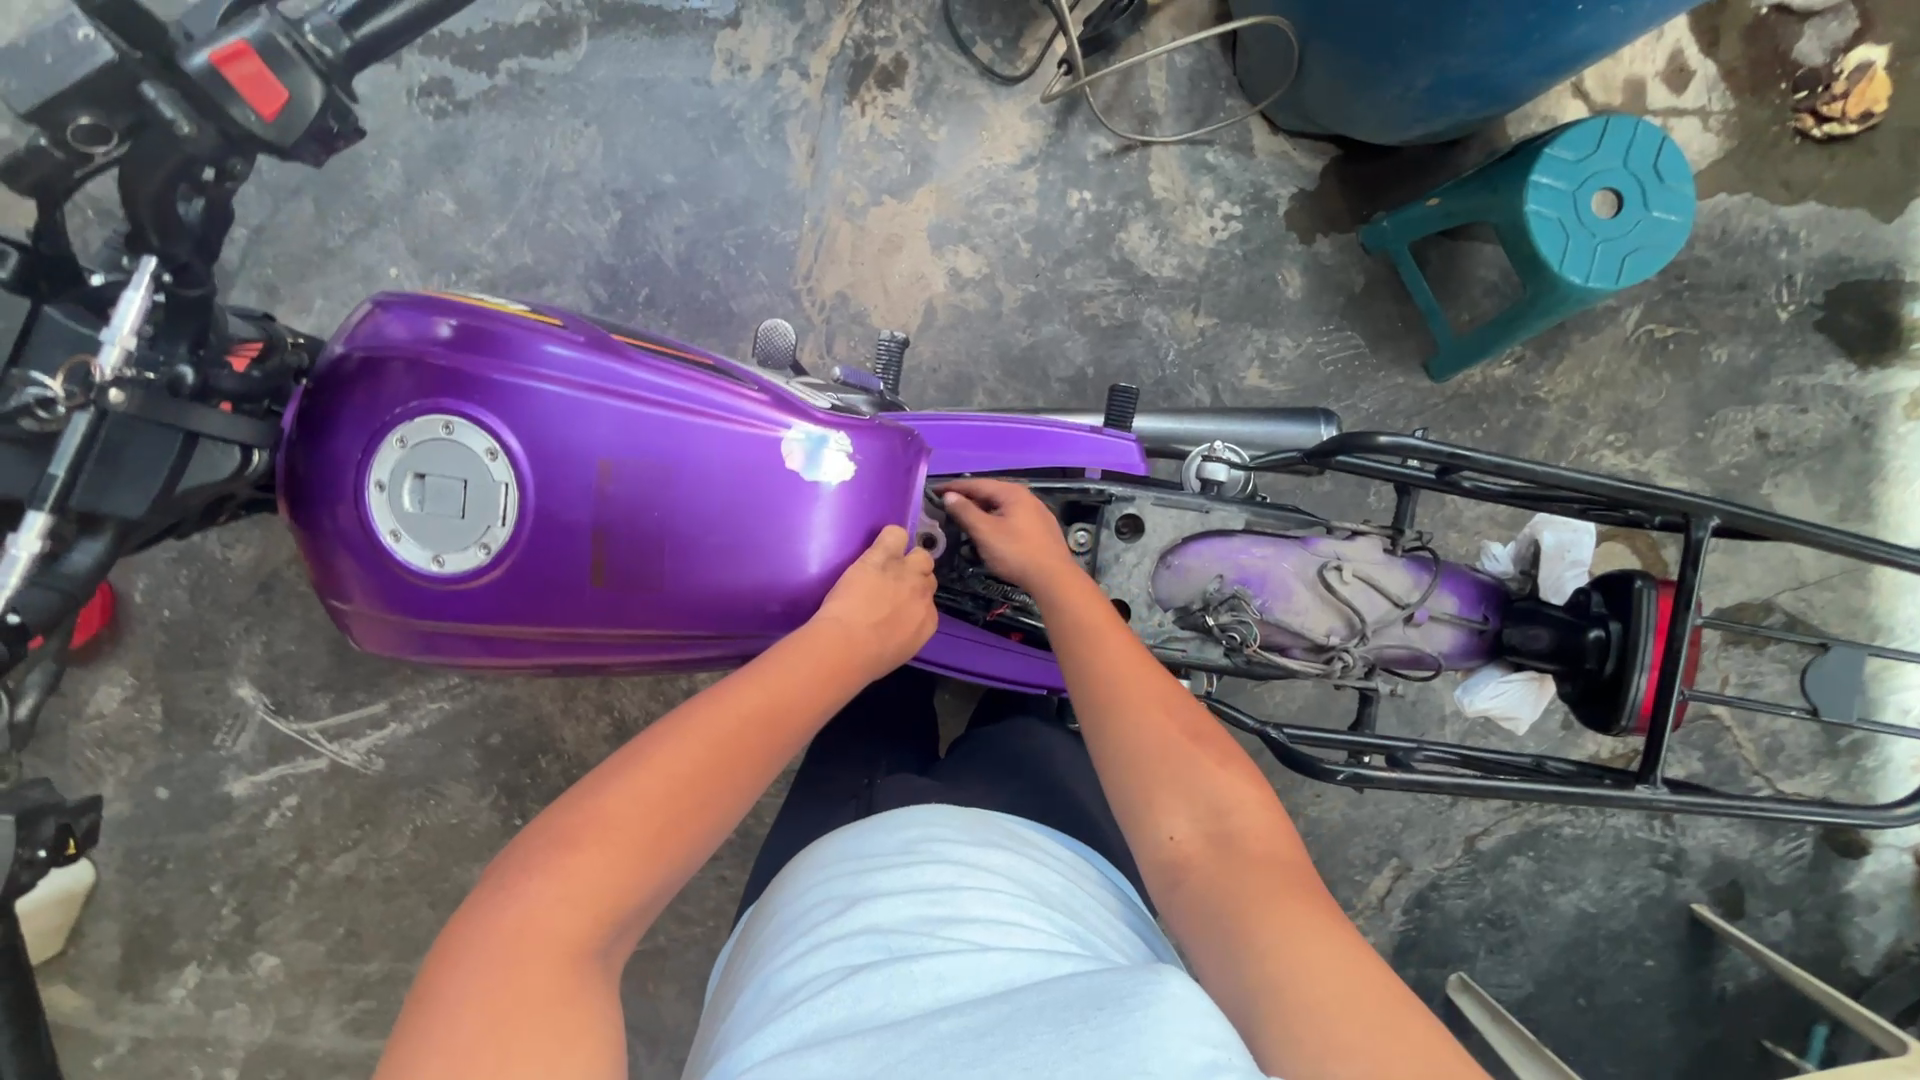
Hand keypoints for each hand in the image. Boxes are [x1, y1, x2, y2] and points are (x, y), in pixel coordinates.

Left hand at [807, 525, 938, 680]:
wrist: (847, 645)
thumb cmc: (866, 660)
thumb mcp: (899, 651)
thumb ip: (907, 631)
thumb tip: (900, 625)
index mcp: (928, 620)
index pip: (929, 602)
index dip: (914, 601)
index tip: (897, 605)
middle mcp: (923, 594)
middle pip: (928, 576)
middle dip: (915, 579)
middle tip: (892, 586)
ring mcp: (905, 573)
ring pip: (921, 555)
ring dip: (907, 559)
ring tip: (887, 564)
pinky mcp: (882, 557)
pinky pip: (896, 534)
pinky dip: (890, 538)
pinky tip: (881, 546)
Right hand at [938, 479, 1083, 595]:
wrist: (1054, 578)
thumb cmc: (1015, 553)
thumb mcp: (985, 532)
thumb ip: (965, 512)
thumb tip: (949, 496)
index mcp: (1012, 493)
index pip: (977, 484)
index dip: (954, 487)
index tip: (935, 491)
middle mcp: (1026, 497)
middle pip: (991, 493)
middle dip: (969, 498)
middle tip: (948, 506)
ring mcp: (1037, 512)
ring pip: (1003, 506)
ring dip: (983, 510)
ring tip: (965, 518)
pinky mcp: (1042, 529)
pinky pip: (1013, 517)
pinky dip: (997, 520)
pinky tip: (991, 531)